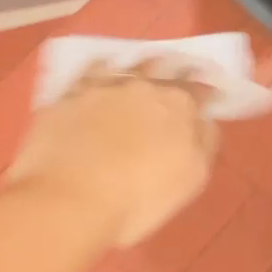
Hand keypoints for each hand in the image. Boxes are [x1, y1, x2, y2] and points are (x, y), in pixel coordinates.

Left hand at [5, 61, 217, 246]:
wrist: (66, 205)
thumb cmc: (138, 197)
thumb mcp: (193, 177)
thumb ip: (205, 141)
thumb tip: (204, 121)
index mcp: (180, 104)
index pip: (199, 88)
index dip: (203, 92)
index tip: (206, 98)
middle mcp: (145, 86)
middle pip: (164, 70)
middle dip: (171, 73)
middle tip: (171, 81)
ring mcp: (103, 90)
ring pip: (126, 66)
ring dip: (134, 69)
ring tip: (135, 76)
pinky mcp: (65, 100)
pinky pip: (84, 75)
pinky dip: (94, 73)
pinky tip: (95, 79)